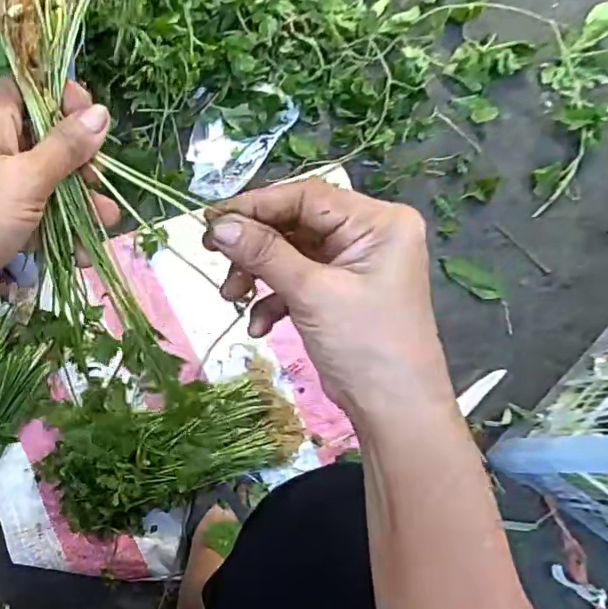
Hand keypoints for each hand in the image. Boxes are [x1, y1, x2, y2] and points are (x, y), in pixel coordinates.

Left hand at [0, 78, 117, 313]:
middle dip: (84, 163)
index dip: (64, 98)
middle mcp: (2, 147)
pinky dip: (68, 229)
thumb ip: (67, 147)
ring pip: (57, 181)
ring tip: (106, 223)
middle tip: (99, 182)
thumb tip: (102, 113)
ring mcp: (8, 186)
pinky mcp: (14, 218)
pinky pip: (49, 214)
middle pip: (53, 139)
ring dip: (84, 203)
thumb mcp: (28, 177)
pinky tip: (83, 251)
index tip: (93, 120)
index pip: (32, 89)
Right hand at [205, 181, 453, 425]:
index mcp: (378, 222)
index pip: (308, 197)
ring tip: (232, 299)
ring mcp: (354, 267)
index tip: (212, 221)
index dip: (257, 205)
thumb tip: (219, 225)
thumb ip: (264, 254)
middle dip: (255, 248)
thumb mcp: (312, 294)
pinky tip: (259, 327)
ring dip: (259, 276)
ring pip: (292, 255)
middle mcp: (369, 236)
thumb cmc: (364, 345)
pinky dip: (274, 301)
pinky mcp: (340, 295)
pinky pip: (298, 284)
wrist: (394, 411)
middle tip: (214, 257)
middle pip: (297, 225)